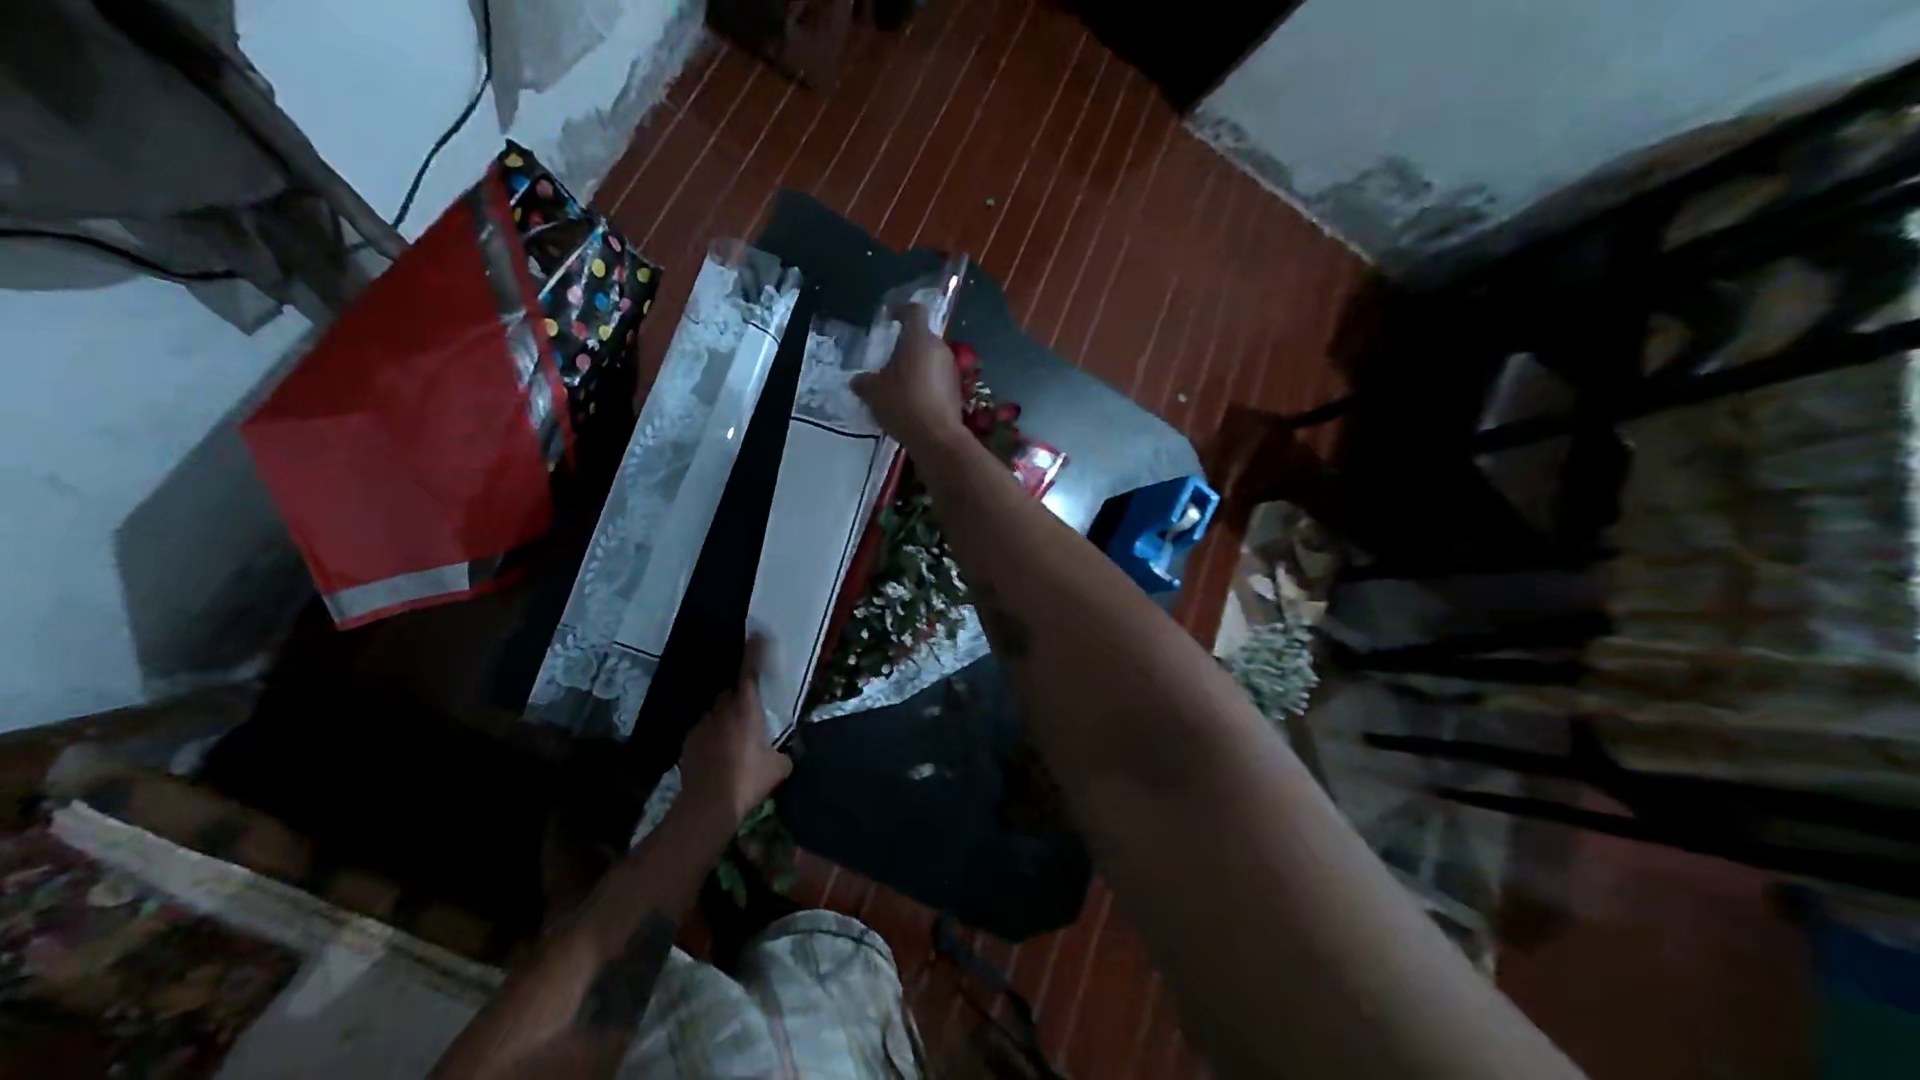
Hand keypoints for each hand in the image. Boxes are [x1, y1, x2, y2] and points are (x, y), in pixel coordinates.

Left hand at [677, 637, 792, 826]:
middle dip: (739, 694)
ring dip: (726, 717)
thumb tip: (784, 754)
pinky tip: (720, 754)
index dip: (754, 651)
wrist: (708, 804)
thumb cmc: (748, 779)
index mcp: (746, 708)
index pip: (749, 671)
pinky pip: (705, 730)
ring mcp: (702, 725)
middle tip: (750, 708)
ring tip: (735, 736)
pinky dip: (713, 735)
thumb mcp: (779, 767)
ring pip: (716, 712)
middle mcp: (722, 709)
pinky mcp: (689, 742)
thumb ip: (783, 754)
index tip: (756, 635)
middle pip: (730, 691)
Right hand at [852, 303, 968, 453]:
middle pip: (922, 338)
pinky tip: (910, 402)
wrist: (937, 437)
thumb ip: (863, 382)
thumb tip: (858, 380)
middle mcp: (939, 349)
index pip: (914, 311)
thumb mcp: (873, 393)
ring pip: (930, 359)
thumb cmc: (903, 404)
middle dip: (905, 345)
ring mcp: (951, 370)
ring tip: (897, 384)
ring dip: (915, 366)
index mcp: (919, 340)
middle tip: (887, 359)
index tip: (890, 316)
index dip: (901, 310)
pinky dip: (924, 384)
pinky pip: (936, 378)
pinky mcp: (956, 391)